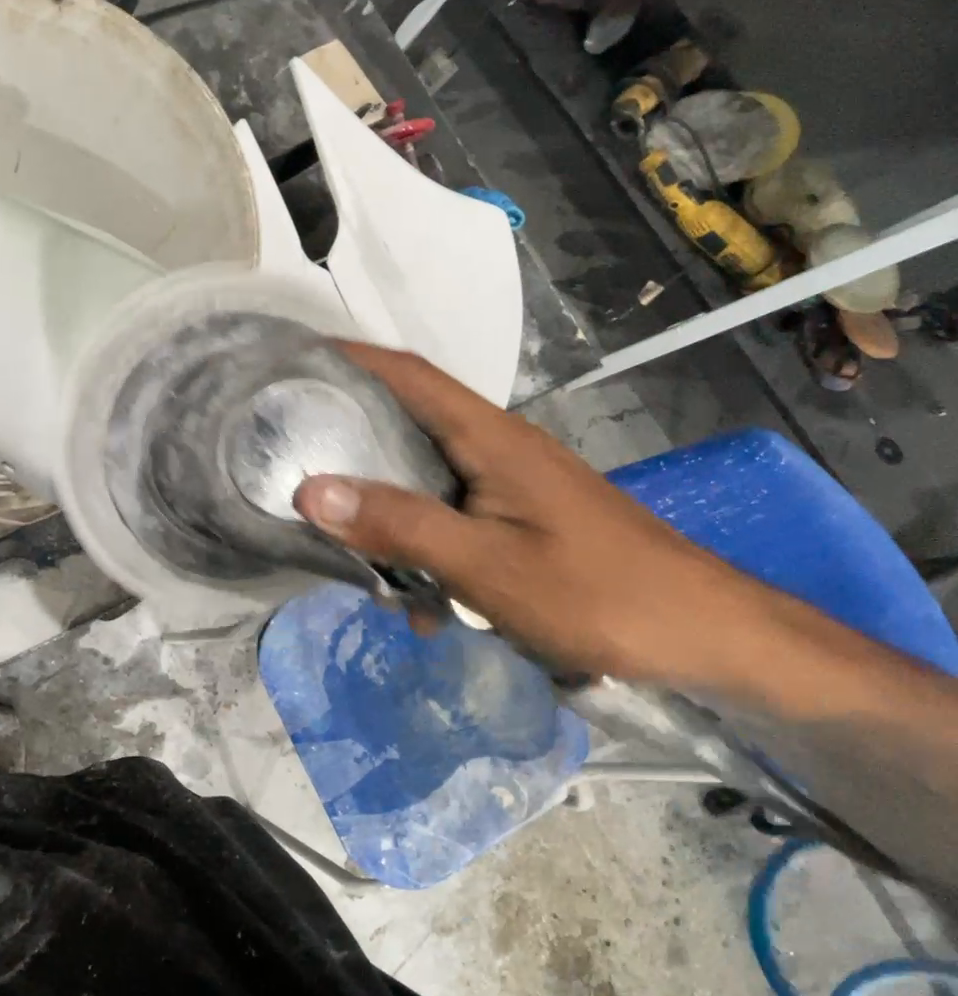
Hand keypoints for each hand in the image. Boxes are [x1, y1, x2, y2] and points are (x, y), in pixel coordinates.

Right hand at [293, 342, 776, 688]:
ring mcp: (509, 486)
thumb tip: (308, 490)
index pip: (409, 374)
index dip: (348, 357)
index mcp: (491, 439)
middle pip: (404, 422)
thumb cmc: (600, 594)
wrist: (710, 638)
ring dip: (380, 511)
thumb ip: (400, 525)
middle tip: (285, 453)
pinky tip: (417, 604)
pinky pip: (447, 518)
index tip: (288, 359)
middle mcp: (497, 449)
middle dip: (345, 435)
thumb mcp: (487, 566)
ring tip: (343, 551)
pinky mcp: (518, 521)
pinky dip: (419, 549)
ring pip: (421, 478)